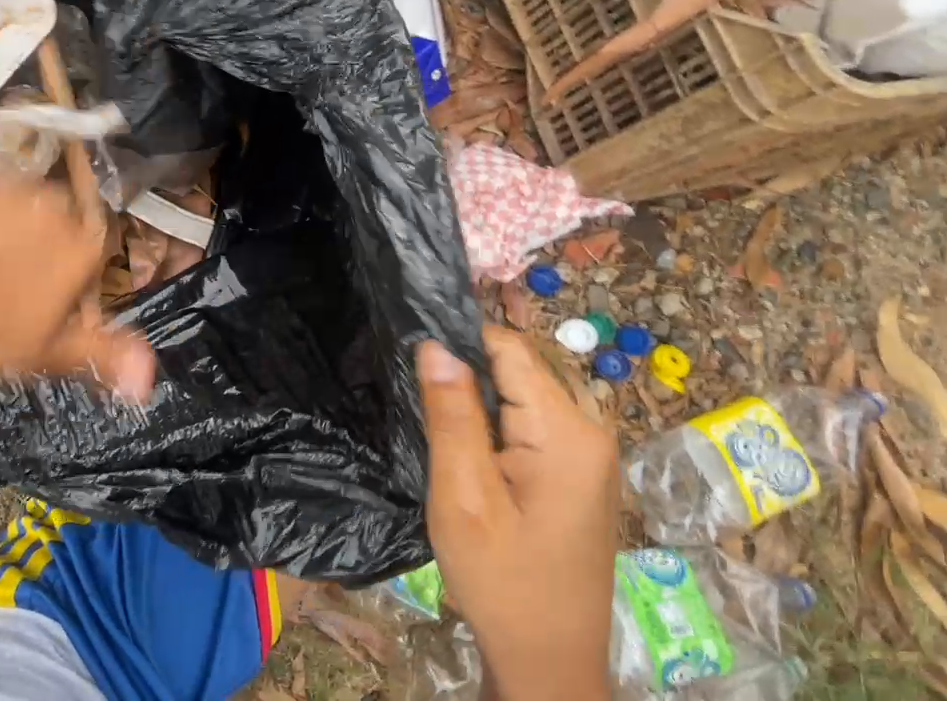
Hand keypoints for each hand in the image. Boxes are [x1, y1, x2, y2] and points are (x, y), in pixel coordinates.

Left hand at [0, 178, 157, 400]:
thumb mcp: (40, 353)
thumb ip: (99, 356)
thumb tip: (149, 378)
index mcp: (80, 244)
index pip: (93, 265)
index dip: (67, 295)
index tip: (37, 321)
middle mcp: (49, 202)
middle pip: (53, 236)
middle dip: (35, 266)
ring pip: (12, 220)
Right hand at [418, 326, 617, 700]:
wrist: (547, 656)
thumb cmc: (502, 577)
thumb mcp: (463, 495)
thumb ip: (452, 416)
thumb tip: (435, 344)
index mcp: (569, 433)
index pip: (509, 350)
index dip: (456, 342)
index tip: (407, 354)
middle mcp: (591, 433)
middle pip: (517, 369)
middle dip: (464, 373)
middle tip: (415, 397)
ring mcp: (589, 454)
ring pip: (519, 395)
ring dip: (475, 401)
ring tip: (433, 420)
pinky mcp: (576, 473)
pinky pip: (528, 422)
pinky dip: (491, 423)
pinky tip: (463, 448)